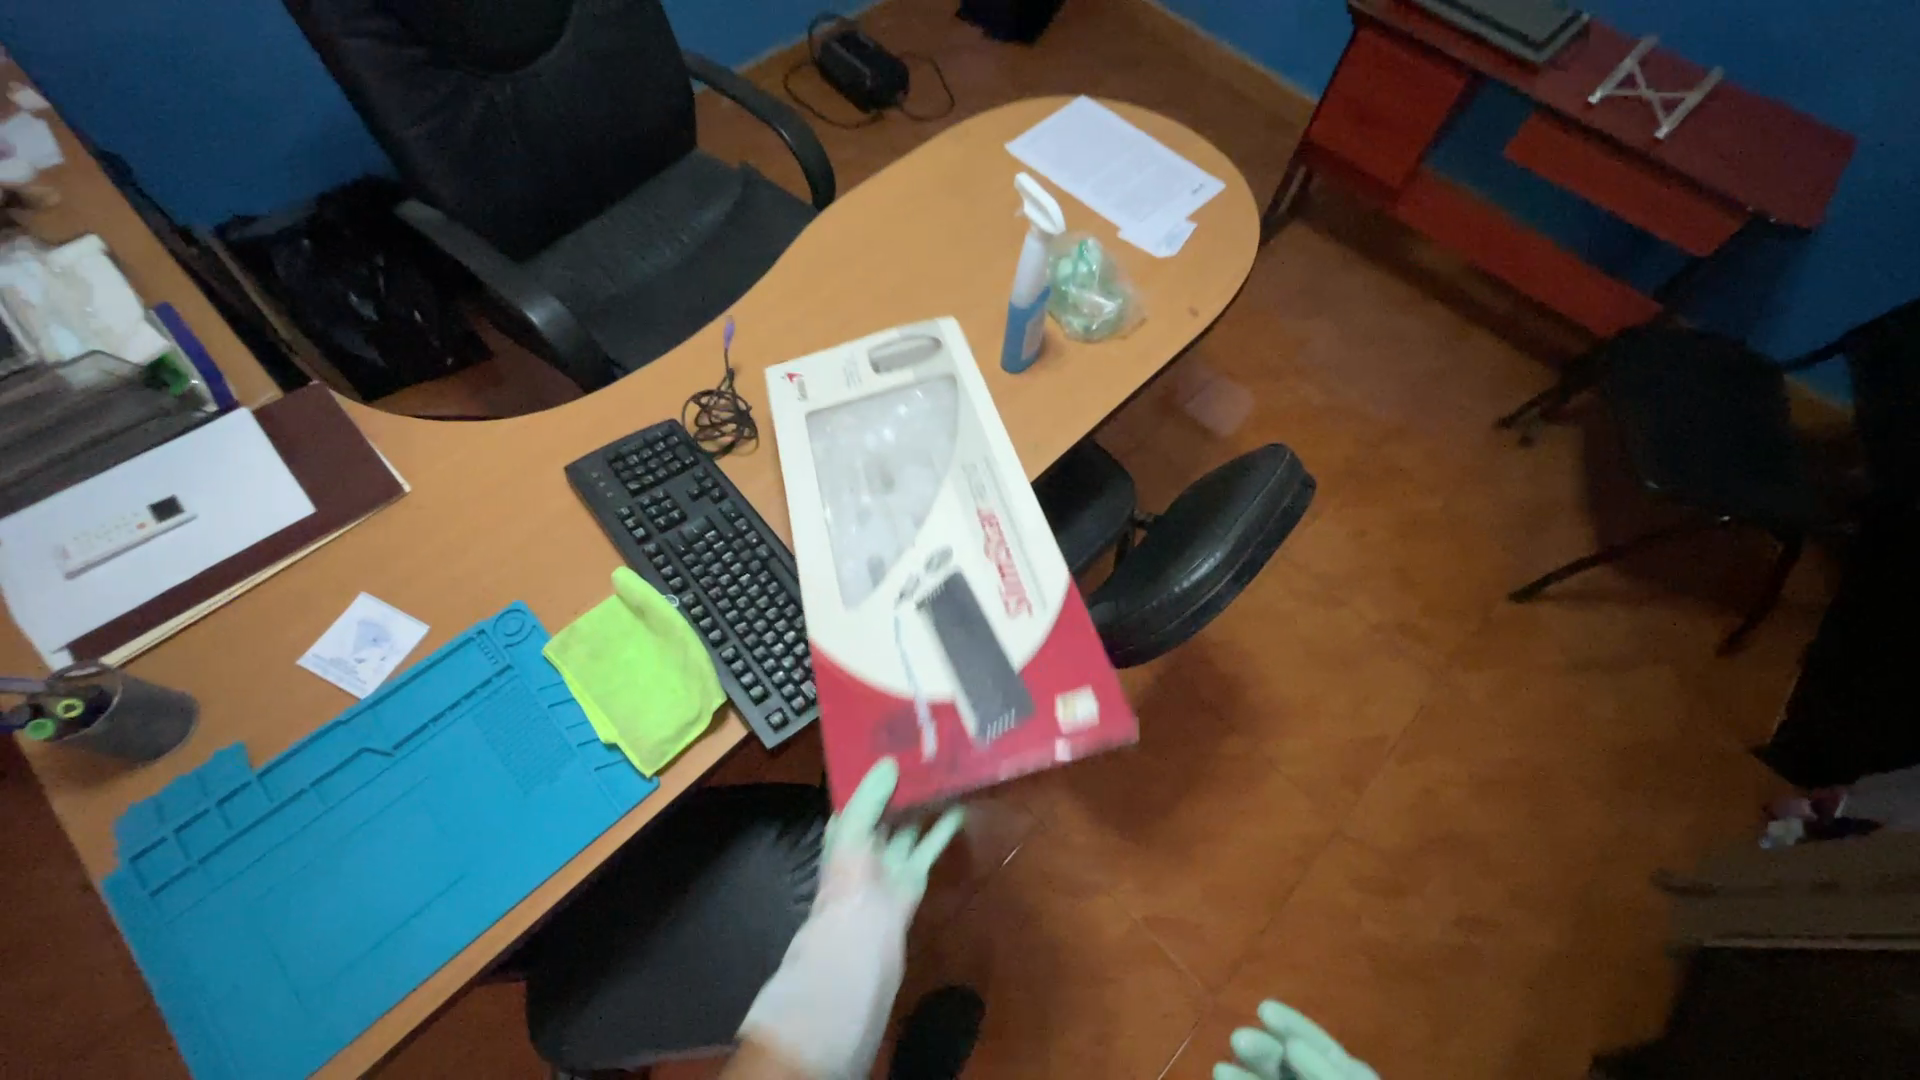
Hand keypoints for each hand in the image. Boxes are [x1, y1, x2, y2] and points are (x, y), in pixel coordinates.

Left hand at [738, 758, 964, 1078]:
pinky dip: (942, 828)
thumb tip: (891, 761)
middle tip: (927, 750)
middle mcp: (866, 841)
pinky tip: (958, 807)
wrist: (860, 946)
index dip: (874, 770)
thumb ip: (869, 796)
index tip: (895, 740)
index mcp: (844, 829)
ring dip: (925, 801)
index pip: (859, 792)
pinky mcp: (913, 877)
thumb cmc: (847, 881)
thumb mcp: (850, 829)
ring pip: (909, 822)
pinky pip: (928, 846)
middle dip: (902, 782)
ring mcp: (890, 861)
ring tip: (946, 771)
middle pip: (887, 805)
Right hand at [1215, 1001, 1377, 1079]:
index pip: (1320, 1045)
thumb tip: (1291, 1044)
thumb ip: (1328, 1070)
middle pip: (1286, 1062)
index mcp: (1349, 1074)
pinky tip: (1221, 1073)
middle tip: (1238, 1039)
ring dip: (1245, 1073)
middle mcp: (1316, 1079)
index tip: (1264, 1009)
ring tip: (1220, 1069)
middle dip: (1262, 1050)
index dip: (1293, 1025)